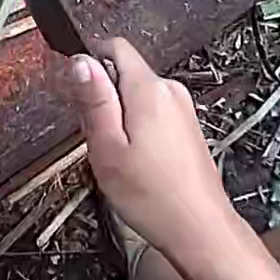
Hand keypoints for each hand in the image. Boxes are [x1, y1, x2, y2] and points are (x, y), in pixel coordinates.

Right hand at [60, 37, 240, 264]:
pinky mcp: (187, 127)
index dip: (91, 64)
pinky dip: (137, 130)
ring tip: (119, 156)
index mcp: (148, 90)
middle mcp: (170, 91)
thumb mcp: (107, 147)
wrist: (200, 232)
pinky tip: (137, 162)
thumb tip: (80, 61)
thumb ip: (94, 100)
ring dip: (119, 117)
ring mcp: (182, 109)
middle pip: (123, 73)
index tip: (81, 95)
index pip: (114, 47)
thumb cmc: (152, 197)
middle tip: (100, 138)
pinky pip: (152, 113)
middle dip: (103, 98)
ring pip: (136, 95)